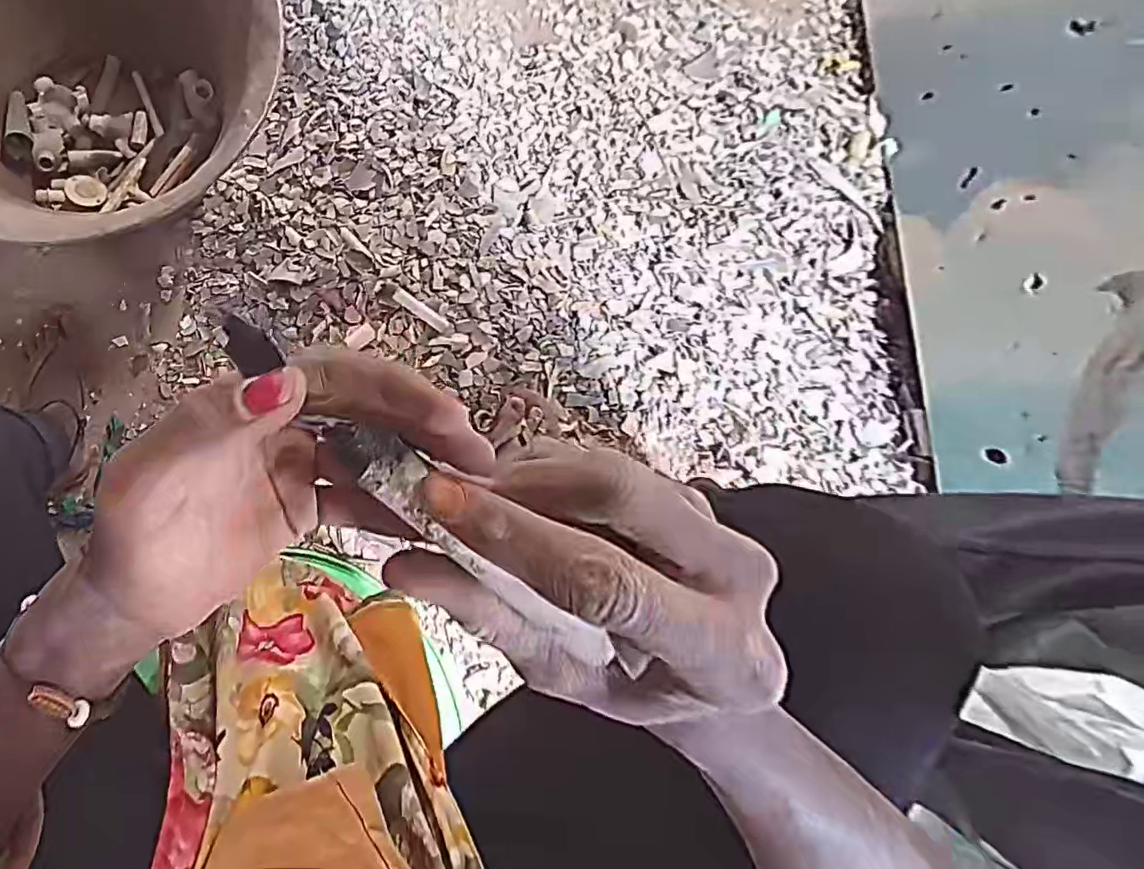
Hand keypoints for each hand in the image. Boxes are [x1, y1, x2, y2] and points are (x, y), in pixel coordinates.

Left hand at [81, 348, 495, 643]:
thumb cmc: (133, 525)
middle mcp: (278, 423)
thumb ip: (216, 421)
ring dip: (415, 464)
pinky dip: (391, 509)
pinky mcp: (300, 507)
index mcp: (247, 398)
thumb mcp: (158, 469)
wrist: (126, 594)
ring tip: (468, 489)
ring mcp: (293, 465)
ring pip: (367, 451)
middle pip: (360, 408)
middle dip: (419, 423)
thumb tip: (289, 379)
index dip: (389, 388)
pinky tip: (428, 527)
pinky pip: (355, 499)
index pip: (331, 376)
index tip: (442, 413)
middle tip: (476, 453)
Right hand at [383, 438, 785, 727]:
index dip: (515, 535)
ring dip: (519, 472)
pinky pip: (596, 458)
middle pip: (614, 491)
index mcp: (716, 649)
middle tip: (445, 487)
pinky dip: (536, 468)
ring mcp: (713, 517)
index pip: (605, 579)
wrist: (694, 670)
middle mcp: (736, 570)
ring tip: (469, 496)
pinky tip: (506, 493)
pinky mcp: (680, 487)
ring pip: (600, 464)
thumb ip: (488, 616)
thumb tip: (408, 567)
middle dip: (516, 485)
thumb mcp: (558, 672)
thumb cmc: (627, 684)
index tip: (438, 501)